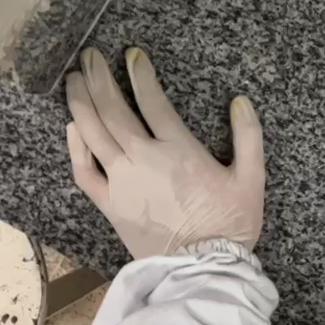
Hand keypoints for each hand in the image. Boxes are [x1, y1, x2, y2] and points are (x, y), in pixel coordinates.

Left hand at [65, 47, 264, 258]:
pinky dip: (76, 146)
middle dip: (99, 78)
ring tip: (74, 80)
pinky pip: (84, 171)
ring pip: (92, 133)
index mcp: (179, 150)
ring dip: (81, 102)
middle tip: (89, 56)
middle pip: (113, 109)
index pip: (152, 100)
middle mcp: (144, 159)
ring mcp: (122, 182)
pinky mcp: (110, 205)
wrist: (204, 270)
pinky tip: (72, 127)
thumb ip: (249, 137)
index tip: (131, 55)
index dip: (140, 74)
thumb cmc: (230, 225)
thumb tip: (240, 102)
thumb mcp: (252, 179)